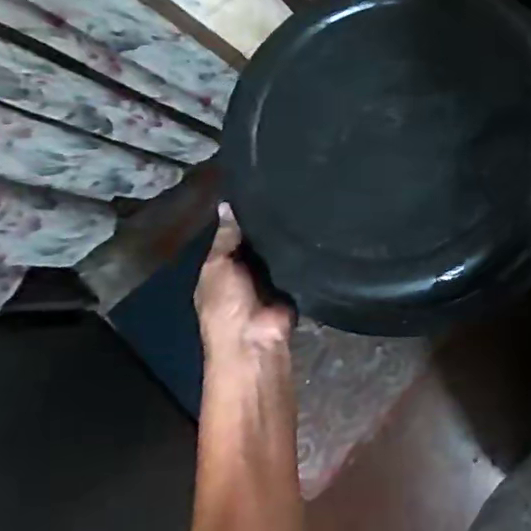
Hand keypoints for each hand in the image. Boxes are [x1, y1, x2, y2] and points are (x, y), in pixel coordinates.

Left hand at [195, 203, 294, 366]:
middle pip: (257, 243)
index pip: (232, 237)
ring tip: (303, 206)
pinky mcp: (292, 286)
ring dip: (287, 239)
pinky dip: (303, 254)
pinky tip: (313, 232)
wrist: (254, 339)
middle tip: (287, 196)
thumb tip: (226, 204)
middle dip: (267, 227)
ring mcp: (270, 280)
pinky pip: (297, 264)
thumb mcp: (217, 266)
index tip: (259, 191)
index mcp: (220, 269)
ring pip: (279, 252)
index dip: (241, 217)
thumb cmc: (225, 304)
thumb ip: (225, 237)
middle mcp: (245, 273)